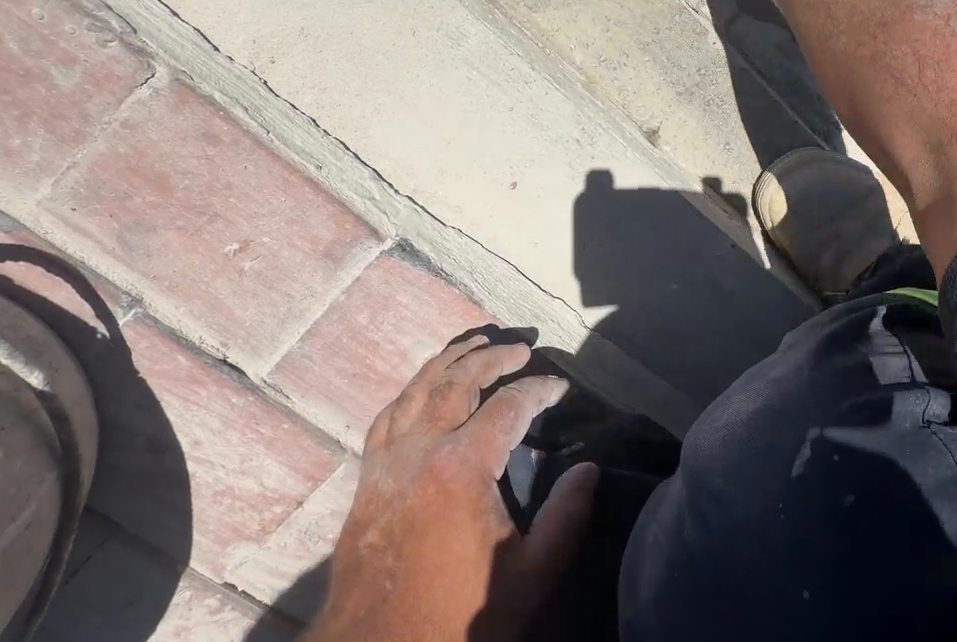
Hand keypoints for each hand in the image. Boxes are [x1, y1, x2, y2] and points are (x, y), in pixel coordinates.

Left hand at [306, 336, 598, 641]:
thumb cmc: (462, 615)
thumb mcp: (531, 574)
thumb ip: (567, 517)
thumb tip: (589, 469)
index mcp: (462, 467)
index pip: (509, 406)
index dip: (540, 390)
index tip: (561, 387)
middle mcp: (421, 451)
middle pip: (458, 381)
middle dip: (493, 356)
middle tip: (521, 347)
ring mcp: (387, 462)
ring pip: (417, 389)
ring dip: (449, 360)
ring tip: (475, 342)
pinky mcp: (367, 480)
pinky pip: (387, 417)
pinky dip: (411, 391)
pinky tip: (424, 387)